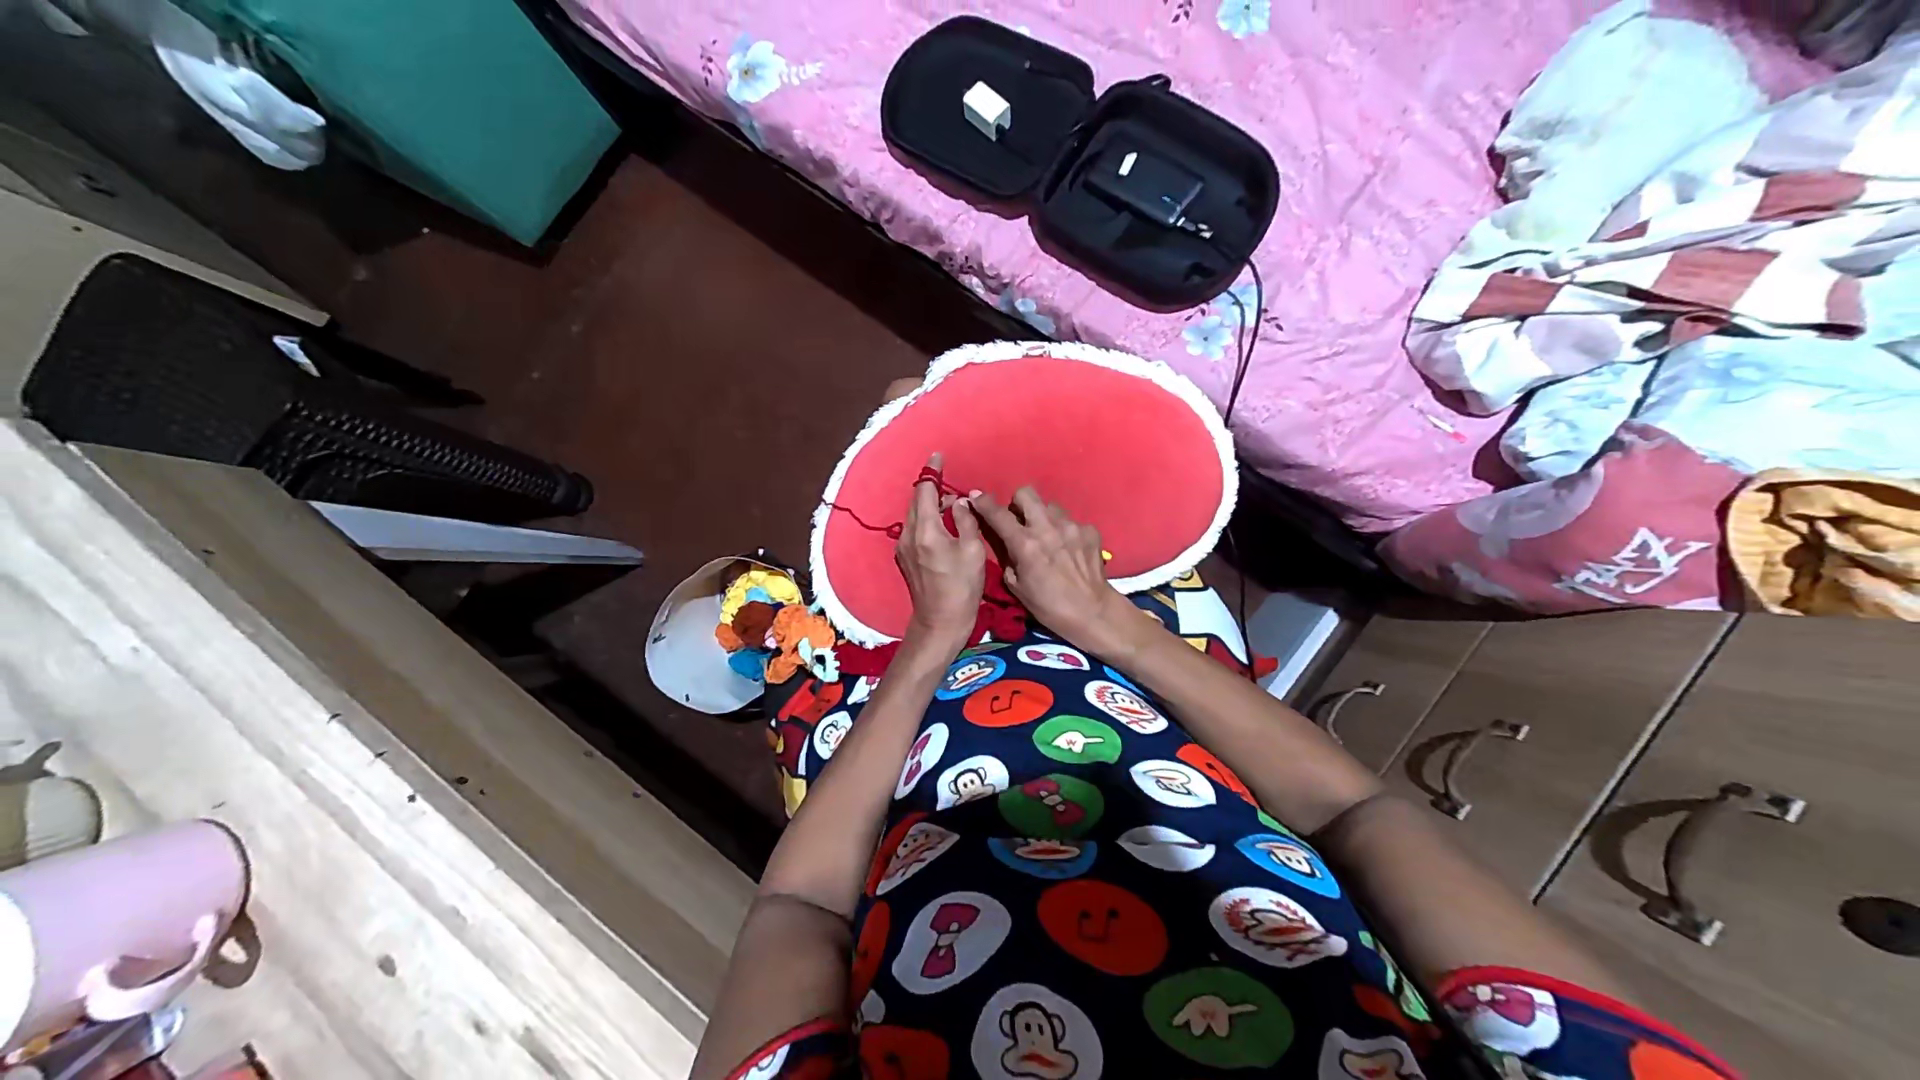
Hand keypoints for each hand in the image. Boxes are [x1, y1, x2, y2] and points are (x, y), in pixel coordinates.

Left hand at [896, 455, 985, 646]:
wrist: (940, 621)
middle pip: (916, 501)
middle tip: (945, 478)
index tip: (938, 457)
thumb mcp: (972, 550)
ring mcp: (904, 547)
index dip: (932, 472)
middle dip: (930, 487)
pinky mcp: (905, 558)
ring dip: (928, 504)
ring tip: (948, 502)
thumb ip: (966, 521)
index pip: (926, 491)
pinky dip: (926, 518)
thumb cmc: (962, 587)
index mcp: (926, 530)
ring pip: (914, 515)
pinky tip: (940, 523)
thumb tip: (960, 503)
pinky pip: (914, 528)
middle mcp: (909, 535)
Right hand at [967, 488, 1148, 658]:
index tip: (976, 497)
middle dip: (1017, 503)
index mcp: (1024, 544)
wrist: (1092, 612)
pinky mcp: (1089, 530)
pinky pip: (1070, 521)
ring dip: (1043, 517)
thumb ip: (1007, 558)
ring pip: (1050, 506)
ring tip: (1047, 536)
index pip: (998, 514)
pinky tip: (1068, 549)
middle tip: (1019, 520)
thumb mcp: (1016, 587)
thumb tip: (1005, 543)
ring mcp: (1071, 526)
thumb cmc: (1048, 606)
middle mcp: (1047, 527)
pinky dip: (1065, 531)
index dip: (983, 502)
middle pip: (1026, 493)